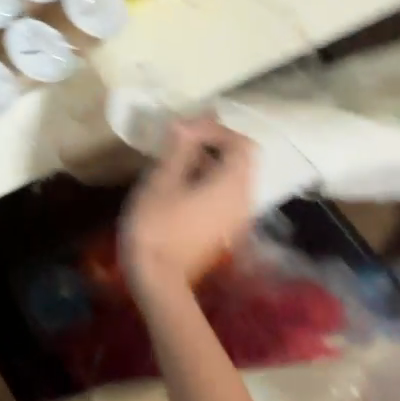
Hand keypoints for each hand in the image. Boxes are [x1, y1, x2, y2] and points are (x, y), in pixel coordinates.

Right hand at [121, 117, 257, 298]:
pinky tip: (177, 185)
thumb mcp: (161, 183)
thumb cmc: (155, 225)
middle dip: (211, 143)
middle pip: (241, 160)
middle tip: (175, 138)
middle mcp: (244, 199)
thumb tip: (186, 124)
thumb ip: (178, 151)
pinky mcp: (225, 228)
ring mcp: (237, 216)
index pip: (242, 144)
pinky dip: (206, 179)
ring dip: (207, 161)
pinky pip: (224, 193)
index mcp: (231, 185)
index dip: (215, 129)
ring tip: (172, 159)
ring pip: (231, 177)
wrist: (159, 276)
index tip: (181, 128)